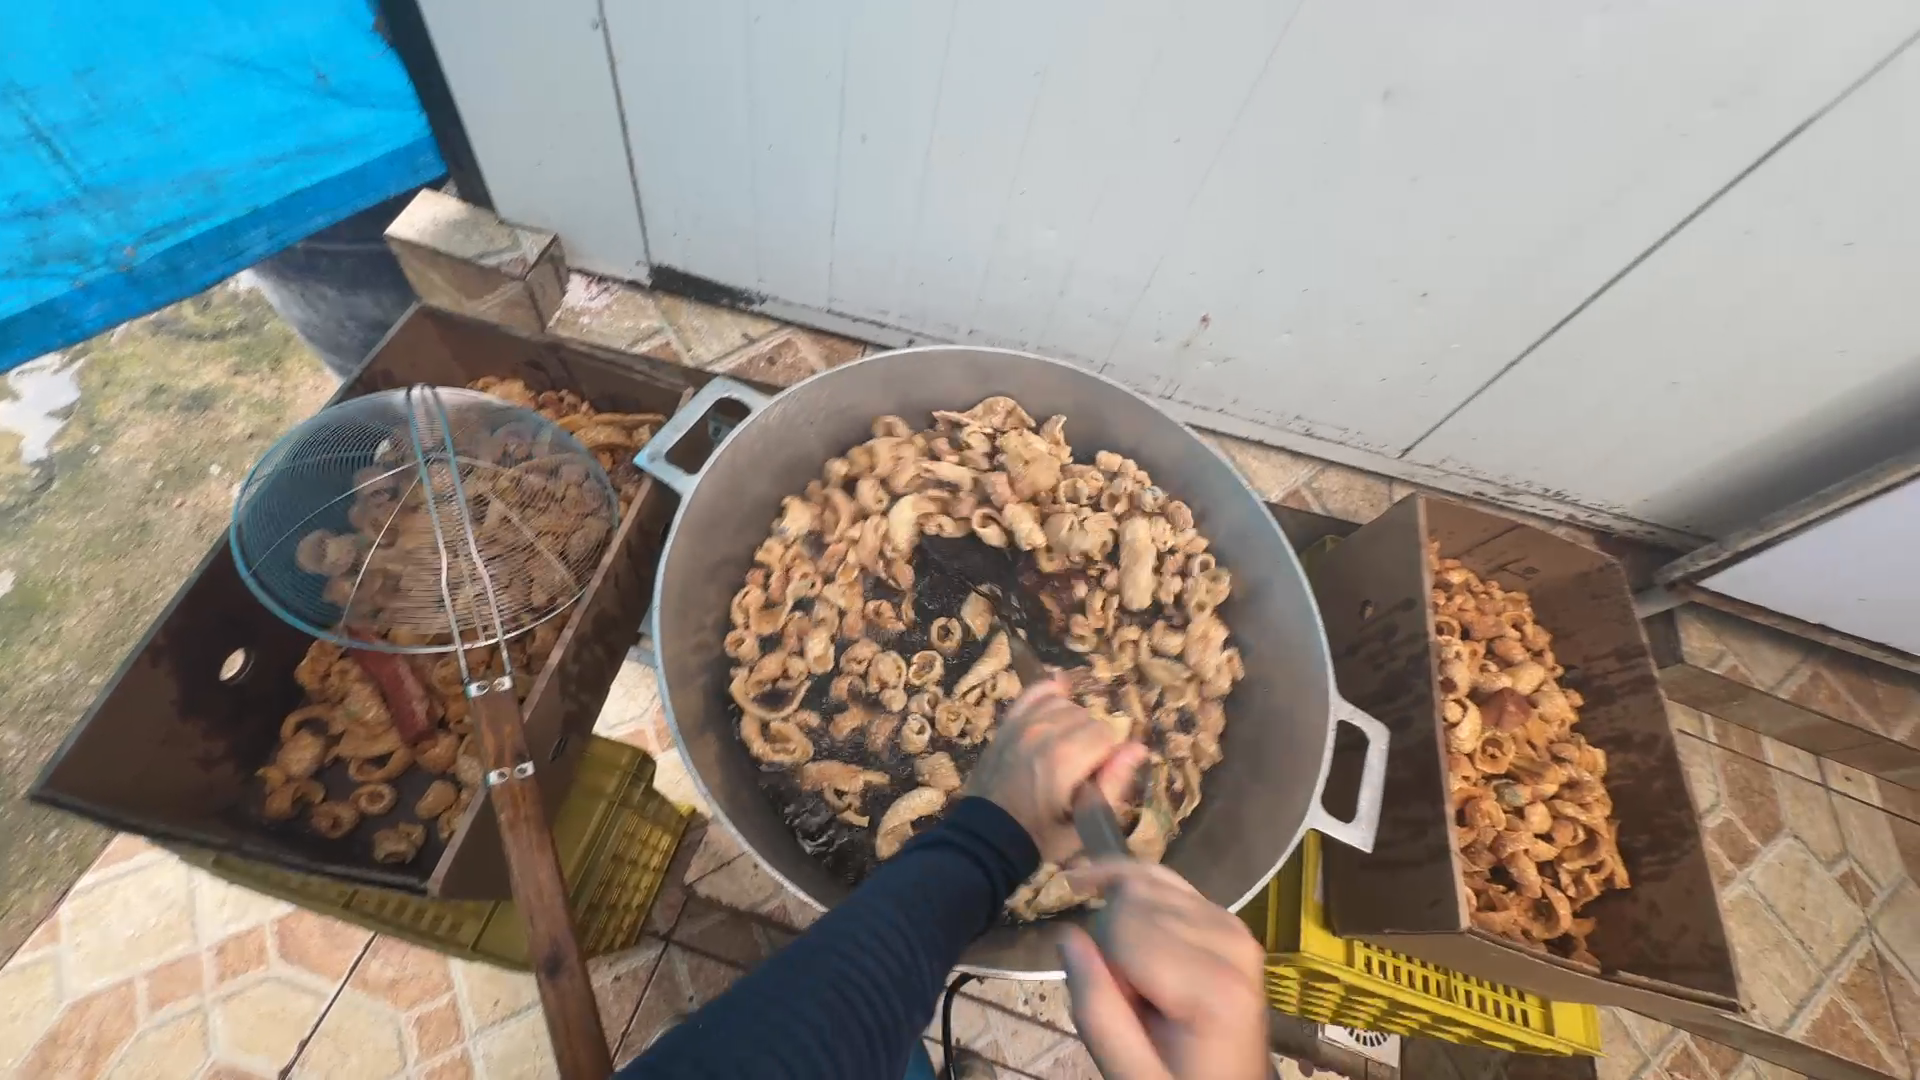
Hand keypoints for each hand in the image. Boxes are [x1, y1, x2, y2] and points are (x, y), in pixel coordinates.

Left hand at [965, 676, 1146, 861]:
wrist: (989, 834)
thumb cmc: (1041, 834)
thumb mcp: (1085, 822)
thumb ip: (1114, 783)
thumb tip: (1138, 748)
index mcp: (1065, 758)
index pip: (1106, 734)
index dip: (1108, 756)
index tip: (1096, 777)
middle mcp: (1043, 732)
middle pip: (1086, 717)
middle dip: (1091, 740)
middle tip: (1081, 768)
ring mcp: (1022, 724)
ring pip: (1064, 703)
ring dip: (1072, 721)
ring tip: (1067, 747)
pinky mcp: (1008, 723)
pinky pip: (1034, 693)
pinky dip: (1049, 692)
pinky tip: (1060, 695)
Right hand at [1059, 861, 1268, 1079]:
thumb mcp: (1132, 1076)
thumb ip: (1098, 1013)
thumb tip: (1067, 935)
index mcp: (1215, 987)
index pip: (1122, 927)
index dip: (1103, 962)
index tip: (1123, 1009)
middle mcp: (1230, 939)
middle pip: (1132, 898)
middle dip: (1111, 939)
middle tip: (1128, 996)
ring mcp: (1229, 922)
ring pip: (1141, 882)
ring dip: (1120, 918)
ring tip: (1130, 971)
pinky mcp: (1223, 915)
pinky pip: (1160, 877)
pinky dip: (1128, 882)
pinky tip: (1098, 882)